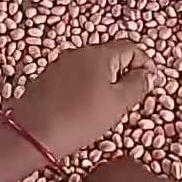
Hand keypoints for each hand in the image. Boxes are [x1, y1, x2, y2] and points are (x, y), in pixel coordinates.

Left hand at [5, 40, 153, 163]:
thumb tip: (146, 72)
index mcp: (98, 53)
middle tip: (128, 100)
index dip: (144, 64)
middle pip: (110, 56)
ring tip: (106, 108)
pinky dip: (85, 89)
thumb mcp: (118, 103)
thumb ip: (137, 84)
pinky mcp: (47, 79)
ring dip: (104, 83)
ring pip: (91, 68)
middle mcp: (77, 53)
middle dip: (123, 75)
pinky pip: (74, 78)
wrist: (33, 133)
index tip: (148, 84)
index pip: (130, 48)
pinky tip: (83, 110)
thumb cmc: (81, 118)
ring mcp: (59, 64)